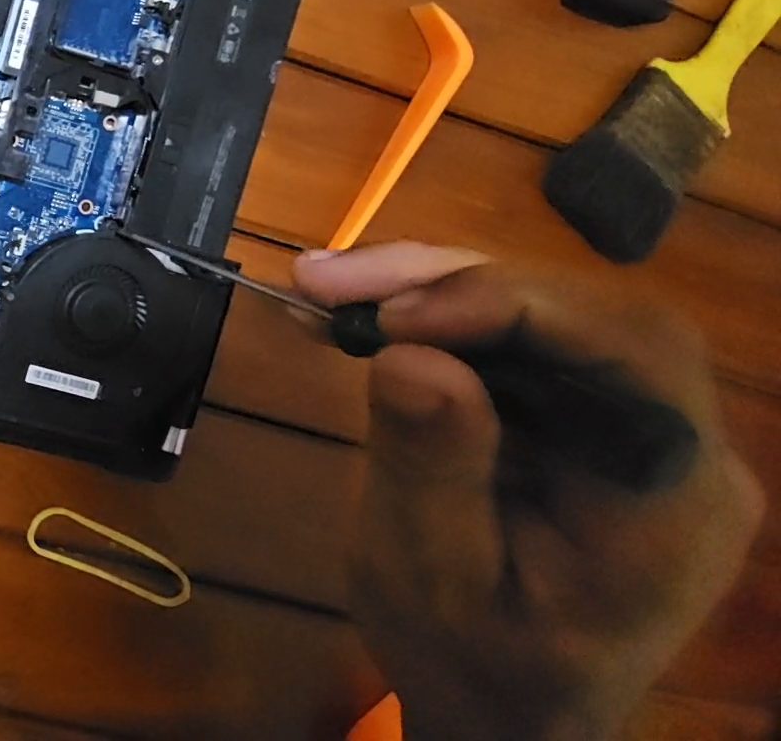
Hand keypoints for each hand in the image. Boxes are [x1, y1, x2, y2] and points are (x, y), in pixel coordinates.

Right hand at [295, 243, 763, 740]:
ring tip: (315, 288)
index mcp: (664, 493)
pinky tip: (343, 317)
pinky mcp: (556, 414)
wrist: (500, 705)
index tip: (389, 313)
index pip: (626, 351)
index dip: (509, 304)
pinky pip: (494, 340)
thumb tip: (411, 357)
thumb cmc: (468, 657)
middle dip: (442, 280)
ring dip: (415, 287)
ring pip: (528, 310)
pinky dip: (412, 315)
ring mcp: (611, 422)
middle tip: (321, 280)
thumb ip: (432, 469)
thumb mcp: (432, 577)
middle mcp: (662, 440)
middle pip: (574, 312)